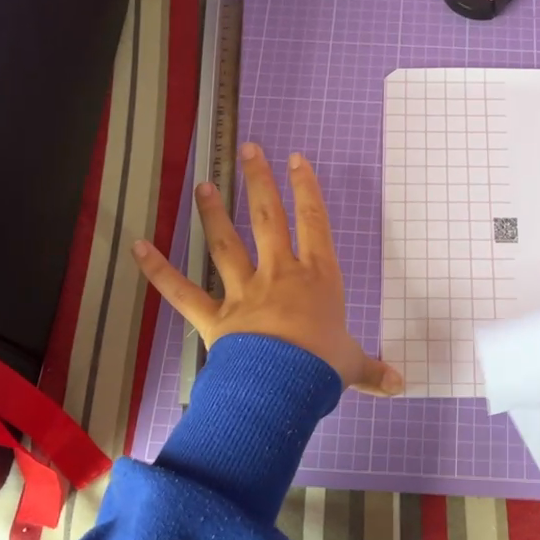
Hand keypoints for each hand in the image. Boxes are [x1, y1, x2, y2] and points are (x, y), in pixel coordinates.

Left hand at [133, 143, 401, 395]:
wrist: (283, 388)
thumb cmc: (323, 368)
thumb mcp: (353, 366)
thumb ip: (373, 370)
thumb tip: (401, 384)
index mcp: (318, 279)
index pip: (314, 223)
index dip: (306, 189)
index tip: (297, 160)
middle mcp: (280, 275)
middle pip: (268, 219)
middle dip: (259, 183)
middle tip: (249, 151)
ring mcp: (244, 293)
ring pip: (226, 245)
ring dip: (214, 214)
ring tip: (204, 185)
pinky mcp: (215, 317)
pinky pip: (182, 291)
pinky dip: (158, 270)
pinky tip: (138, 247)